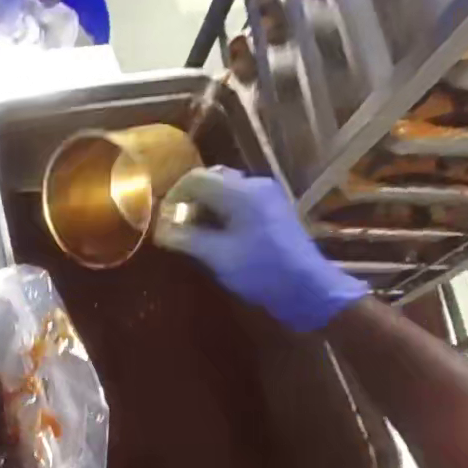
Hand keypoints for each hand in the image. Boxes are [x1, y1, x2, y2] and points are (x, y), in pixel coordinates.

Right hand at [155, 167, 368, 331]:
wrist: (307, 288)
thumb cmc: (260, 271)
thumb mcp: (218, 257)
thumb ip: (186, 239)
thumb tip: (160, 231)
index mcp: (241, 192)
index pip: (196, 178)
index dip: (175, 196)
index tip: (163, 220)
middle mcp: (255, 185)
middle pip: (212, 181)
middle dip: (190, 201)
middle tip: (177, 227)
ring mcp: (267, 197)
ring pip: (226, 192)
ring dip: (206, 208)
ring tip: (194, 235)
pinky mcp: (273, 212)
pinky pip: (240, 203)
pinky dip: (222, 214)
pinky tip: (216, 238)